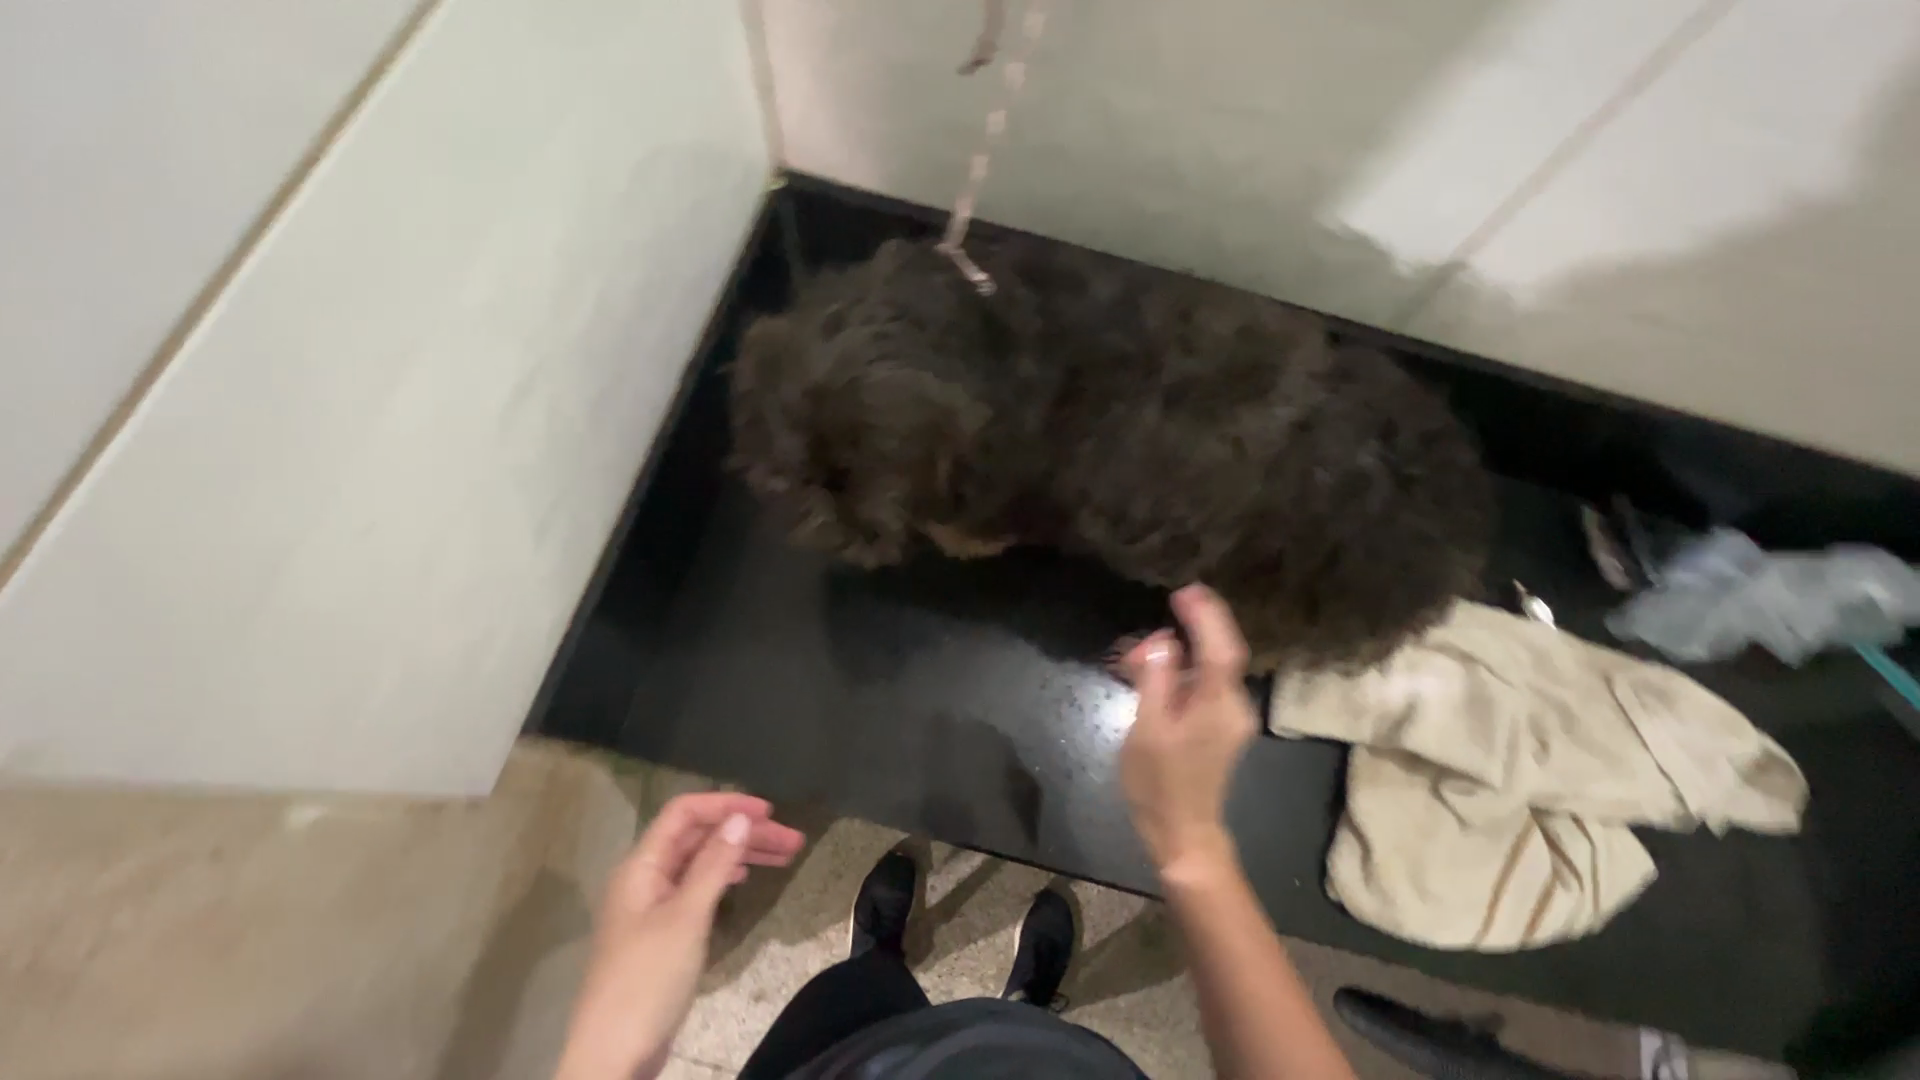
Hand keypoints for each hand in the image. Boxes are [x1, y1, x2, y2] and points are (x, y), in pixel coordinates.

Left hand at [555, 793, 804, 1079]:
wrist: (612, 1057)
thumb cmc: (648, 979)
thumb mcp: (687, 917)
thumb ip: (714, 864)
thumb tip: (740, 818)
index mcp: (642, 866)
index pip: (684, 813)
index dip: (725, 804)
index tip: (769, 812)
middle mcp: (645, 878)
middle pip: (697, 837)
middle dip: (744, 832)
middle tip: (792, 840)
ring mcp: (652, 907)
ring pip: (700, 863)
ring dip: (740, 855)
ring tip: (785, 856)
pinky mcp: (661, 934)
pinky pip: (697, 889)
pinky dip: (724, 878)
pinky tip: (745, 880)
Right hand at [1119, 584, 1258, 878]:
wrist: (1181, 832)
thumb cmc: (1160, 783)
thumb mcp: (1148, 728)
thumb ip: (1157, 679)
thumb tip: (1163, 642)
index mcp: (1219, 705)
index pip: (1222, 648)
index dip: (1207, 616)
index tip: (1184, 591)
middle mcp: (1234, 707)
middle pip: (1214, 656)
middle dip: (1180, 637)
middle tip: (1134, 643)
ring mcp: (1229, 719)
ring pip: (1205, 672)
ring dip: (1173, 659)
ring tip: (1130, 660)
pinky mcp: (1218, 729)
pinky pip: (1200, 689)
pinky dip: (1177, 677)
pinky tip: (1148, 679)